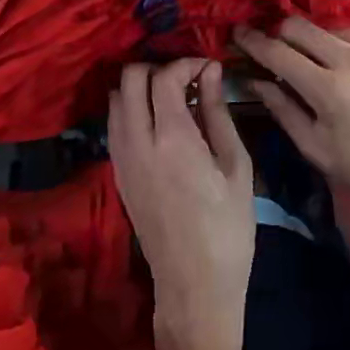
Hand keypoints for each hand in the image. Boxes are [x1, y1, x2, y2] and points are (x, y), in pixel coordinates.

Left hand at [107, 59, 252, 349]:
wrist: (194, 286)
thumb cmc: (228, 226)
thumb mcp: (235, 165)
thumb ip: (218, 113)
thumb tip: (211, 72)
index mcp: (172, 139)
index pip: (164, 76)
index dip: (187, 63)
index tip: (209, 68)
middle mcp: (138, 142)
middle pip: (129, 79)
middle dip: (157, 68)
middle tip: (186, 80)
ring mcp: (122, 159)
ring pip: (114, 99)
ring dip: (139, 87)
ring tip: (172, 98)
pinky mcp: (118, 175)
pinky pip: (114, 125)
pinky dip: (130, 109)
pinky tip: (157, 122)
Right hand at [234, 17, 349, 218]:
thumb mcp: (317, 148)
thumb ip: (282, 109)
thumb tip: (254, 80)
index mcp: (329, 89)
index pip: (278, 52)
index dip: (254, 41)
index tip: (239, 33)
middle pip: (299, 26)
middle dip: (280, 33)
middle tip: (273, 48)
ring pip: (327, 29)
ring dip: (313, 44)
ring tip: (319, 69)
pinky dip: (343, 48)